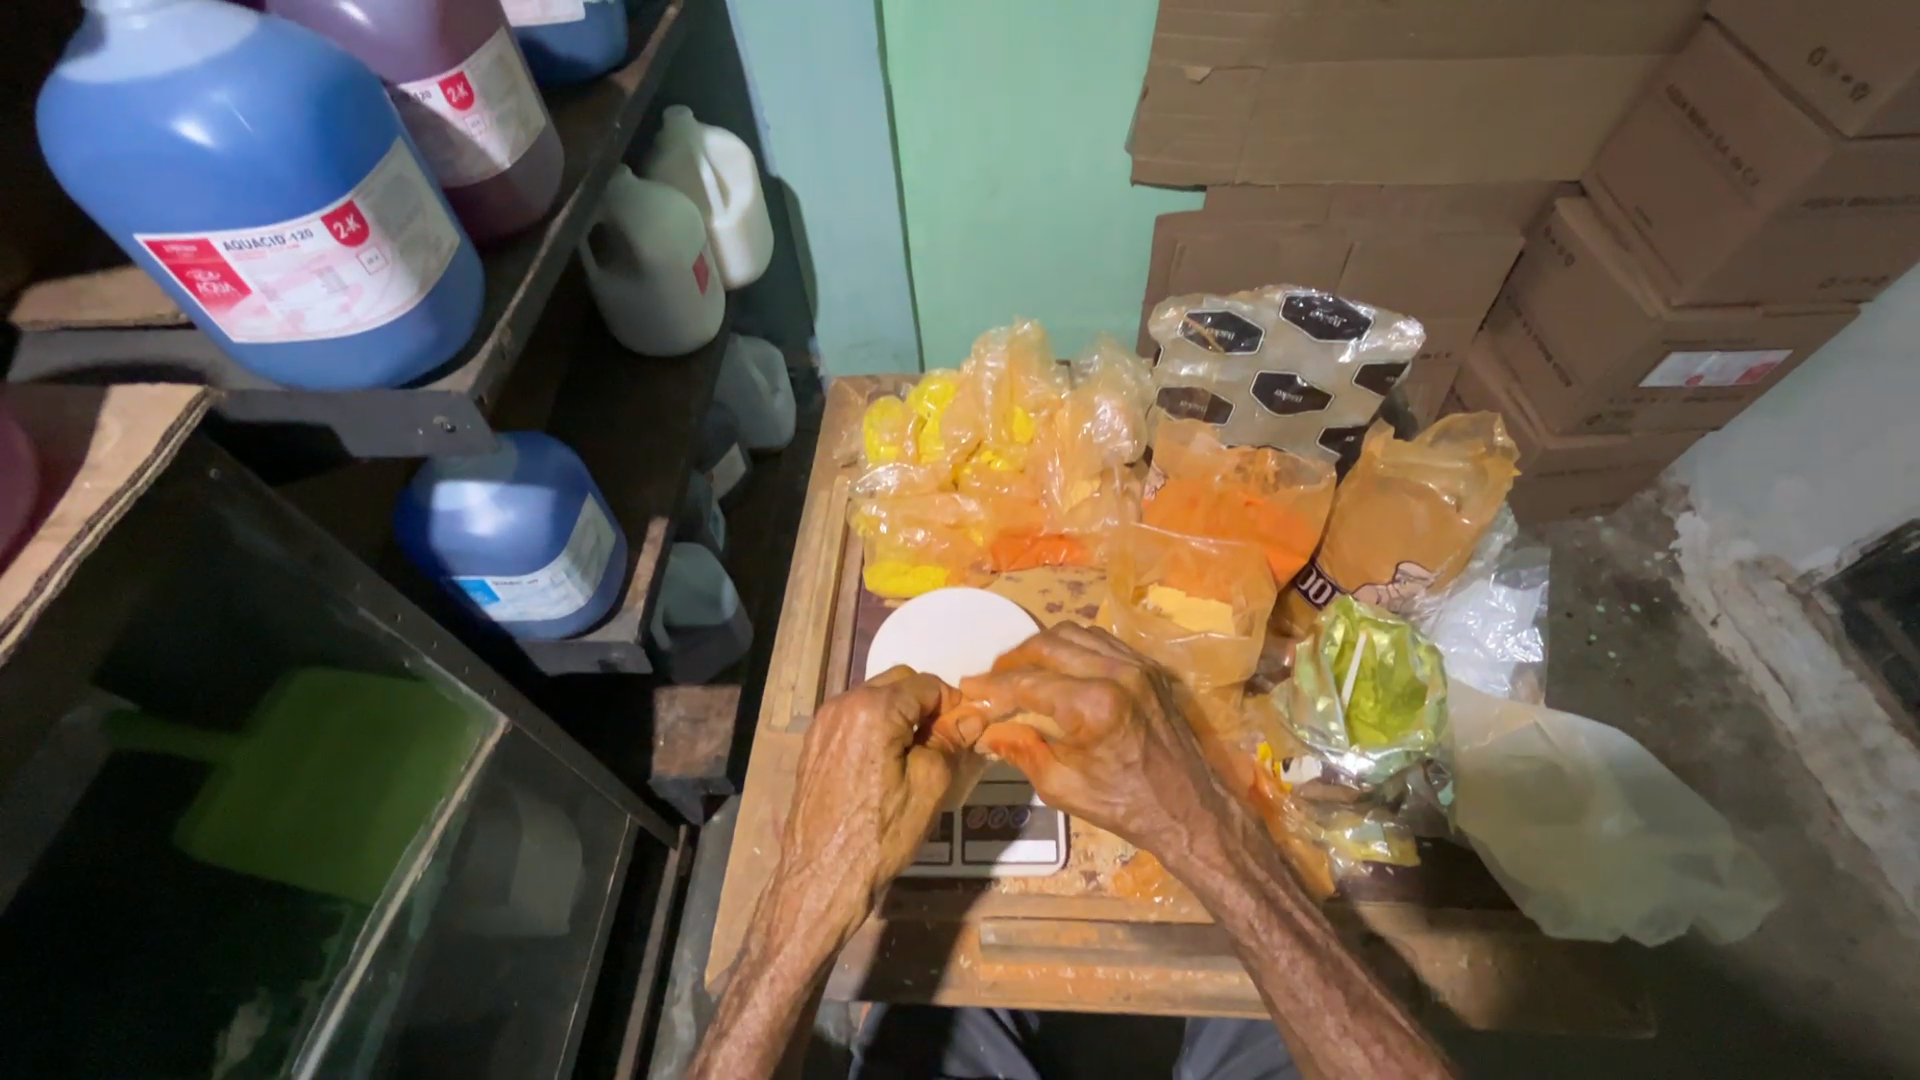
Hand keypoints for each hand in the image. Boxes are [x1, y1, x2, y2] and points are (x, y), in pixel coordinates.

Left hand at [767, 667, 963, 940]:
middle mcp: (843, 704)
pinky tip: (885, 765)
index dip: (952, 705)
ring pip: (875, 698)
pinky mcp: (813, 744)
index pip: (927, 683)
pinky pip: (855, 719)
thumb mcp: (930, 785)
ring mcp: (823, 723)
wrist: (822, 878)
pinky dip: (876, 728)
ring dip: (900, 715)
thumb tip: (973, 716)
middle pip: (898, 682)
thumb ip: (951, 740)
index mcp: (873, 708)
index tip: (963, 734)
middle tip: (942, 743)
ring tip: (915, 756)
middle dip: (925, 705)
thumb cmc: (881, 834)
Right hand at [961, 624, 1242, 860]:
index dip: (993, 686)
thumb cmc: (1123, 805)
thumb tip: (987, 727)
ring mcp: (1136, 664)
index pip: (1028, 683)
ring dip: (1041, 647)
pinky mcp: (1147, 666)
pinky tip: (1058, 665)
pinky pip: (1100, 639)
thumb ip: (1021, 749)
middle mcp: (1116, 672)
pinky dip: (1072, 646)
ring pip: (1074, 633)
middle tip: (992, 677)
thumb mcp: (1061, 787)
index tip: (969, 688)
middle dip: (1013, 659)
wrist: (1189, 808)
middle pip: (1048, 645)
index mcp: (1094, 705)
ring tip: (1021, 668)